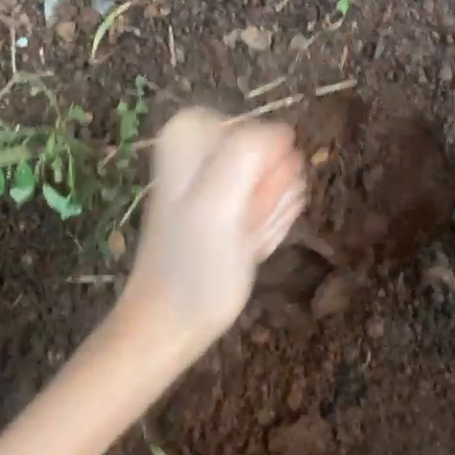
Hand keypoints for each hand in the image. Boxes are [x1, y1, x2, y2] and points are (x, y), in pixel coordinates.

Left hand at [113, 109, 305, 367]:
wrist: (172, 322)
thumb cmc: (193, 267)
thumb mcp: (218, 202)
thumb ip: (247, 152)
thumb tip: (282, 132)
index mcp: (189, 133)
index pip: (260, 131)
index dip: (261, 169)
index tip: (241, 201)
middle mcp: (205, 147)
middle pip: (273, 155)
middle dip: (267, 195)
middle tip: (238, 226)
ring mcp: (223, 178)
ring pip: (280, 180)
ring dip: (269, 216)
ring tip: (240, 242)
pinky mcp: (235, 205)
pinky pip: (276, 205)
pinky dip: (267, 230)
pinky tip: (247, 250)